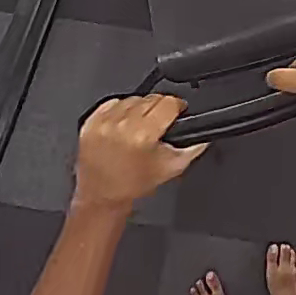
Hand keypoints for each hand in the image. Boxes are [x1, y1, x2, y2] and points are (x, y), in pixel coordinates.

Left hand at [72, 94, 204, 212]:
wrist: (102, 196)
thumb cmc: (133, 184)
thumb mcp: (171, 168)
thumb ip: (193, 148)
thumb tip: (205, 134)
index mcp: (144, 135)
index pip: (168, 102)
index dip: (177, 106)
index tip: (178, 110)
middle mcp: (122, 125)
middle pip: (151, 98)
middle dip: (159, 108)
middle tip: (158, 124)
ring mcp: (104, 123)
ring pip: (132, 98)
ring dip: (139, 109)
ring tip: (139, 127)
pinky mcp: (90, 123)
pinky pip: (112, 103)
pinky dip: (120, 111)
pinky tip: (122, 126)